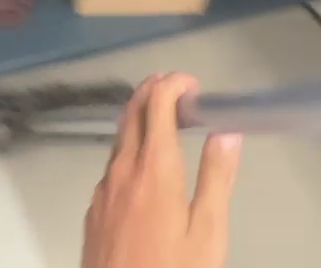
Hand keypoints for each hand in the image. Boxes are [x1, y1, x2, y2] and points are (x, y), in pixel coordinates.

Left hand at [83, 73, 242, 267]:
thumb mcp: (208, 235)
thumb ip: (216, 179)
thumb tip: (227, 132)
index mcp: (153, 168)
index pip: (156, 104)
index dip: (173, 84)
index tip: (193, 85)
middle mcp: (122, 168)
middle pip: (131, 111)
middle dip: (153, 90)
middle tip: (178, 91)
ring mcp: (103, 188)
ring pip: (119, 137)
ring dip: (139, 117)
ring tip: (164, 120)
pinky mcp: (93, 209)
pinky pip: (112, 163)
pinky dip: (129, 147)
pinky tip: (144, 167)